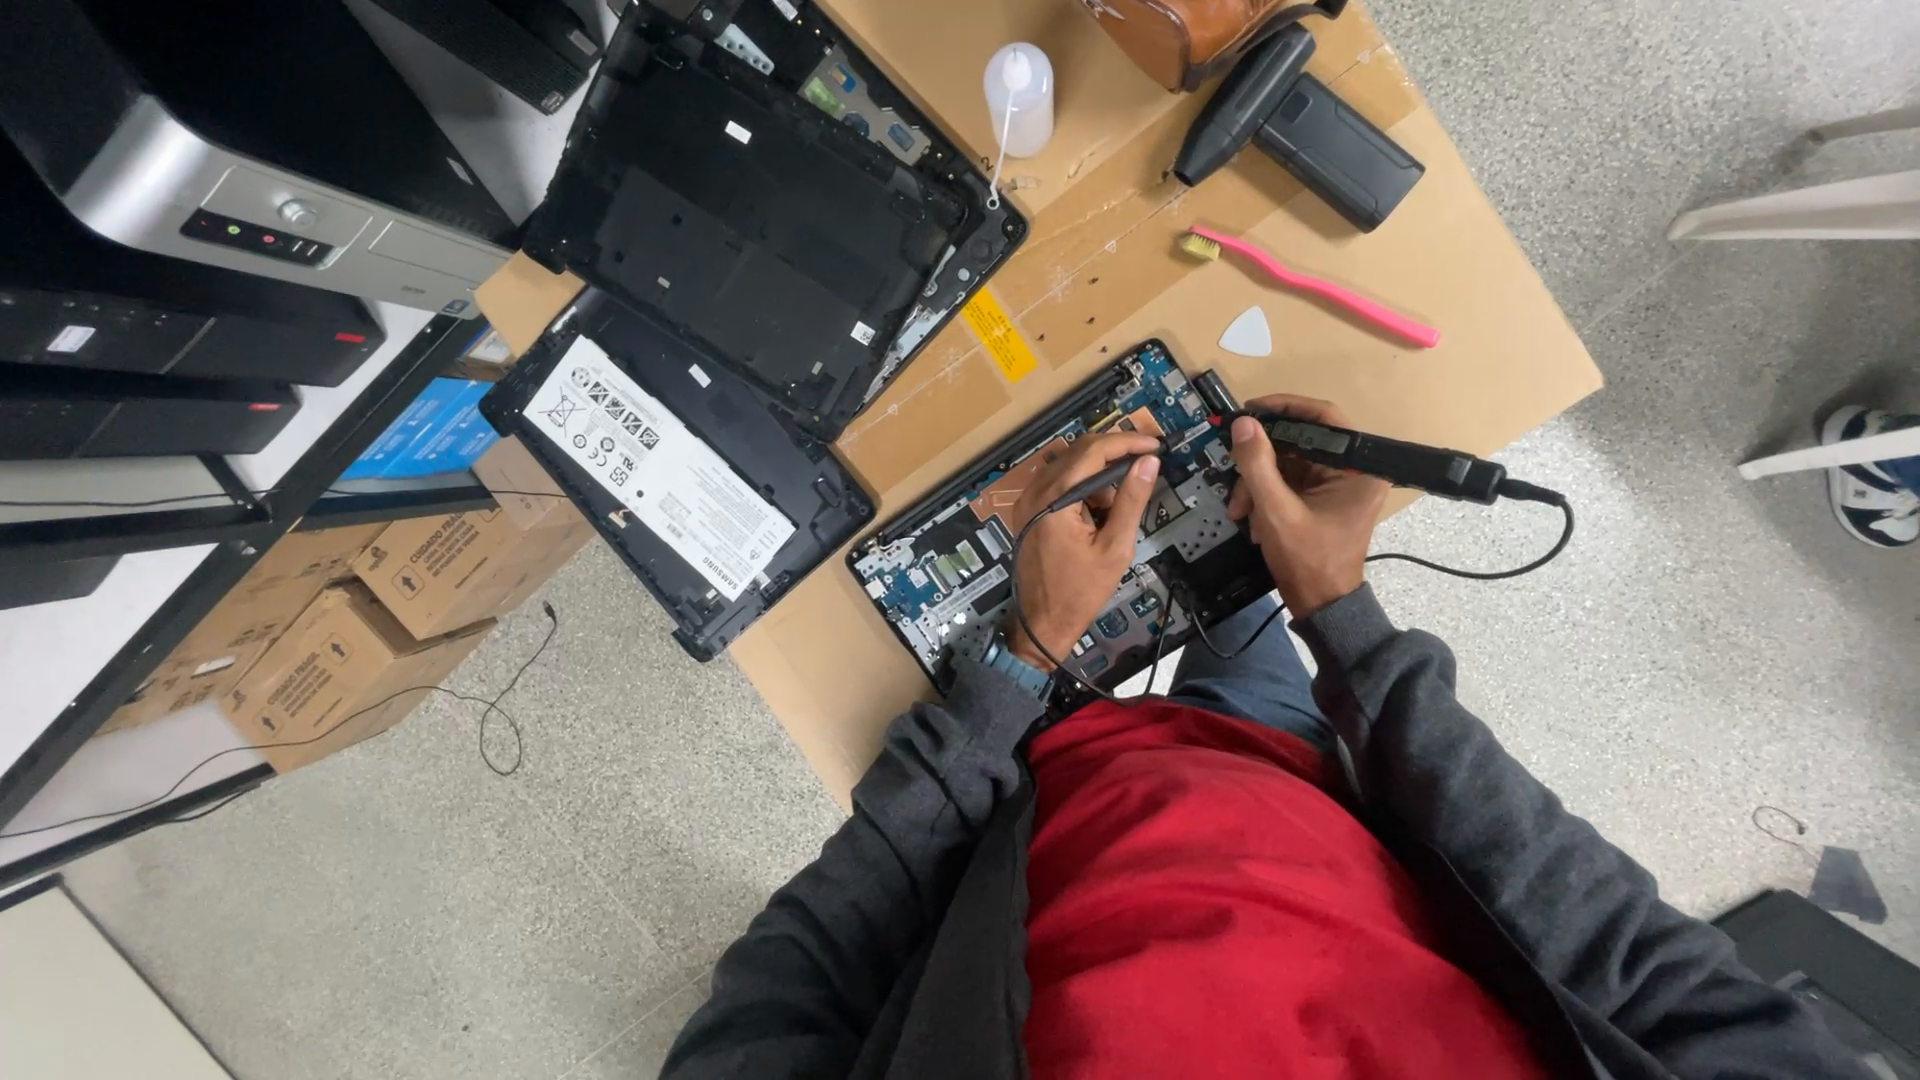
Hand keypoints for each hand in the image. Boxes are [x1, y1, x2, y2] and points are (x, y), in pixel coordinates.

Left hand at [1005, 432, 1160, 670]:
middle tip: (1145, 466)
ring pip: (1067, 466)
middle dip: (1113, 455)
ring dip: (1097, 474)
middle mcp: (1034, 491)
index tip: (1155, 446)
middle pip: (1077, 452)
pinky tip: (1097, 511)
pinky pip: (1056, 484)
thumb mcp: (1115, 547)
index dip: (1126, 443)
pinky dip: (1080, 487)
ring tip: (1119, 503)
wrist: (1043, 623)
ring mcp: (1026, 501)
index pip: (1092, 451)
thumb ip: (1131, 500)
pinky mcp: (1026, 511)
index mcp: (1054, 499)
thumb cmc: (1081, 591)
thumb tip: (1148, 462)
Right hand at [1227, 394, 1388, 618]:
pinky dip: (1262, 496)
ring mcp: (1333, 486)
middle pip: (1298, 442)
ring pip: (1285, 463)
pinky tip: (1249, 517)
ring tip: (1238, 510)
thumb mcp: (1276, 511)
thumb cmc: (1307, 560)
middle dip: (1260, 460)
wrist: (1320, 606)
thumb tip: (1243, 424)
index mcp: (1357, 469)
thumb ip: (1257, 465)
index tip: (1249, 410)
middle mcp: (1351, 471)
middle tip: (1233, 469)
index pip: (1323, 419)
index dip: (1285, 408)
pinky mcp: (1318, 499)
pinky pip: (1285, 482)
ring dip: (1256, 483)